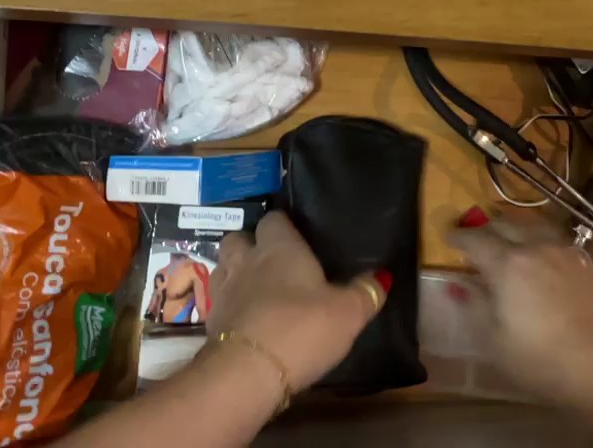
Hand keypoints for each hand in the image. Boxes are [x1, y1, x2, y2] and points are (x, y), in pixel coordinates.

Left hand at [207, 212, 385, 391]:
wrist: (246, 374)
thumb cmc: (301, 329)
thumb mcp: (347, 313)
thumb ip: (365, 292)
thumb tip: (382, 277)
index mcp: (279, 247)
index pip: (274, 218)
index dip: (283, 226)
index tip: (297, 237)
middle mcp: (247, 260)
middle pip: (238, 238)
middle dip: (251, 246)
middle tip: (272, 263)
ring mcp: (224, 291)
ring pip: (223, 268)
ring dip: (235, 274)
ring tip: (254, 290)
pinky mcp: (210, 323)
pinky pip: (218, 304)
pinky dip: (229, 308)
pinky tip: (245, 323)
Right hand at [447, 211, 592, 409]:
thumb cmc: (543, 360)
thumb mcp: (495, 341)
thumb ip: (475, 305)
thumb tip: (464, 282)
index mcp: (507, 263)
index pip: (475, 239)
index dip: (459, 236)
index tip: (448, 236)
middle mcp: (536, 247)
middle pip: (505, 224)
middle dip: (487, 227)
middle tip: (477, 235)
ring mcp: (567, 252)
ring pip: (535, 226)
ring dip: (517, 227)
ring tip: (511, 236)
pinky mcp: (590, 264)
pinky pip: (558, 241)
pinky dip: (543, 242)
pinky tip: (545, 257)